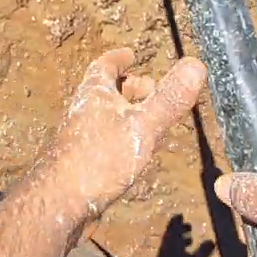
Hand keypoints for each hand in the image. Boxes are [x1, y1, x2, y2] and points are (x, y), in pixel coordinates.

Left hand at [35, 49, 206, 216]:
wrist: (60, 202)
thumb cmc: (98, 159)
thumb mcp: (141, 126)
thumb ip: (168, 99)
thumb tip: (196, 64)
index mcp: (94, 93)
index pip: (104, 66)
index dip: (118, 58)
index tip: (130, 54)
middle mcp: (84, 110)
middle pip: (106, 90)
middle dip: (128, 86)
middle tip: (150, 87)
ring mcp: (82, 135)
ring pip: (106, 114)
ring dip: (127, 111)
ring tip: (150, 117)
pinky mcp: (84, 159)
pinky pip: (106, 137)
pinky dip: (123, 134)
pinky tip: (135, 150)